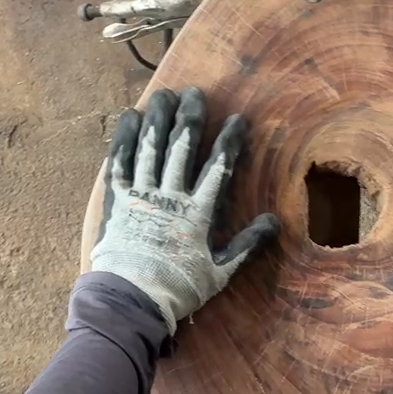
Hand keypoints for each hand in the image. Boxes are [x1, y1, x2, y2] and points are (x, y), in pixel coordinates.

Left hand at [89, 87, 280, 332]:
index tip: (238, 119)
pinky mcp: (117, 200)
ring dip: (158, 119)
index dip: (229, 141)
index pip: (217, 168)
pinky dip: (124, 138)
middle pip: (181, 148)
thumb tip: (274, 222)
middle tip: (196, 93)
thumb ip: (246, 245)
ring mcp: (141, 195)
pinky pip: (120, 162)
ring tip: (165, 95)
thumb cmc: (178, 288)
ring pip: (150, 148)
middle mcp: (170, 196)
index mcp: (197, 212)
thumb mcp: (220, 271)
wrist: (132, 299)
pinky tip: (129, 117)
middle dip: (190, 118)